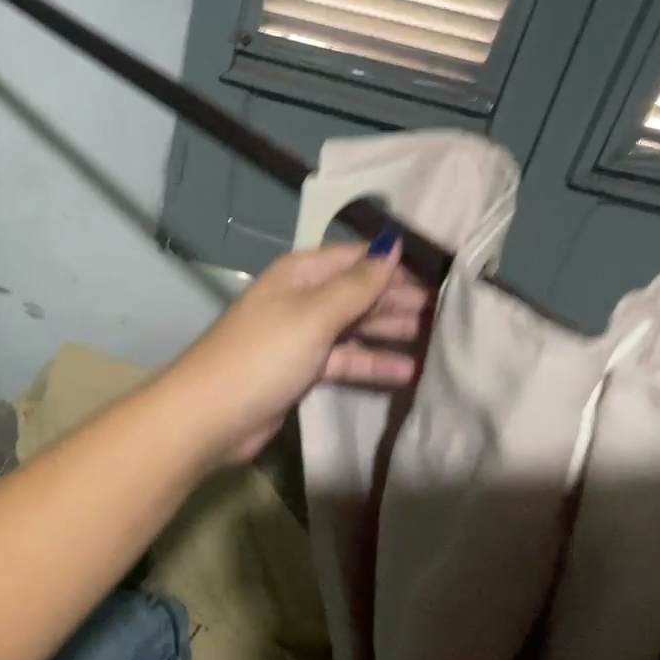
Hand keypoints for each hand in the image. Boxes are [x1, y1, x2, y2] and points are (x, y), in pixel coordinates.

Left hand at [159, 236, 430, 466]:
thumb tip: (393, 245)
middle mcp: (303, 297)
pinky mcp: (303, 370)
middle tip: (448, 311)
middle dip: (399, 298)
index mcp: (301, 273)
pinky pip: (346, 359)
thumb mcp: (313, 314)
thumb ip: (357, 284)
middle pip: (359, 291)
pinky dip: (374, 363)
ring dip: (391, 330)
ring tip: (438, 337)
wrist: (211, 414)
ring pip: (356, 326)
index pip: (357, 258)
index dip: (396, 264)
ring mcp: (303, 335)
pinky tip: (409, 370)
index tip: (441, 275)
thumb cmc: (263, 354)